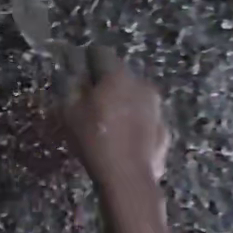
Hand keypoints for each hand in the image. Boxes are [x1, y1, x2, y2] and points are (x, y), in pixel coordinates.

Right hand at [64, 48, 170, 187]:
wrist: (128, 179)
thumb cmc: (94, 140)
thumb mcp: (70, 112)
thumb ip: (71, 87)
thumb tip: (73, 74)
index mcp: (118, 76)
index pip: (100, 53)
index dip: (85, 59)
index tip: (76, 71)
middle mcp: (141, 85)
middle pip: (119, 75)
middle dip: (104, 84)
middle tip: (87, 102)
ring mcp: (156, 108)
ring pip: (133, 97)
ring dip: (120, 103)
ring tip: (104, 124)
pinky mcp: (163, 130)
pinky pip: (143, 119)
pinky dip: (132, 124)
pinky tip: (120, 141)